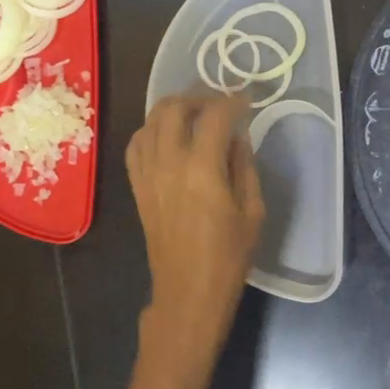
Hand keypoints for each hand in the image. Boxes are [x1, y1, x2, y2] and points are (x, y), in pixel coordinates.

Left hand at [125, 95, 264, 378]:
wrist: (188, 291)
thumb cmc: (228, 256)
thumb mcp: (252, 211)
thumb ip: (244, 166)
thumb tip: (238, 136)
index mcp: (202, 169)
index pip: (215, 115)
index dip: (233, 100)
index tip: (247, 100)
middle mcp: (169, 163)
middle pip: (175, 108)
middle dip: (199, 97)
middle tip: (219, 103)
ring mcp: (148, 173)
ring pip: (152, 121)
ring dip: (174, 109)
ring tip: (195, 115)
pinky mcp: (137, 186)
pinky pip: (136, 144)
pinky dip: (152, 131)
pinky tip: (168, 136)